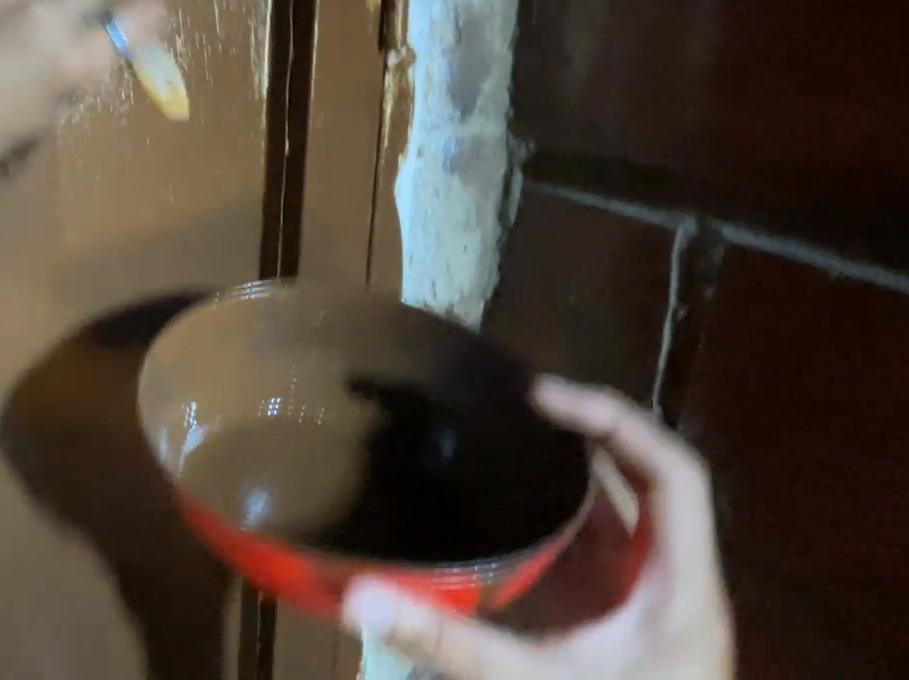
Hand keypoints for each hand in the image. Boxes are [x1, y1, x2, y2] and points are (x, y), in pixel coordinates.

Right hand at [341, 377, 734, 679]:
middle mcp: (669, 580)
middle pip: (645, 479)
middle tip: (506, 401)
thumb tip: (357, 593)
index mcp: (679, 588)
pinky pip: (588, 538)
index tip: (538, 397)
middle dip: (583, 430)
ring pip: (616, 507)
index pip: (675, 476)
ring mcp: (641, 597)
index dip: (614, 420)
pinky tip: (498, 498)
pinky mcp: (611, 613)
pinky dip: (549, 505)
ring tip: (497, 431)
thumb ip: (447, 640)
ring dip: (565, 464)